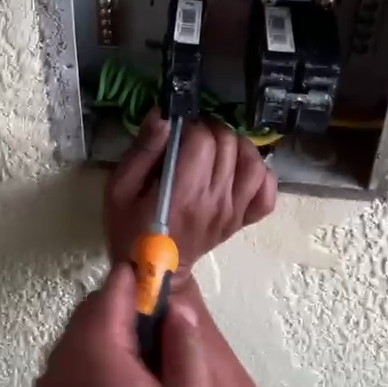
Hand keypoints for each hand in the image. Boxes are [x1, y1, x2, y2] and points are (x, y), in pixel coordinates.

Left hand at [34, 264, 213, 386]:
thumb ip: (186, 348)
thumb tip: (179, 313)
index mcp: (95, 346)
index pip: (117, 285)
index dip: (143, 277)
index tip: (161, 275)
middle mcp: (63, 359)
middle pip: (95, 310)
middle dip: (127, 314)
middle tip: (161, 339)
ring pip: (80, 338)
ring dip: (109, 341)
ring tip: (146, 377)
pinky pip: (70, 368)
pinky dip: (92, 368)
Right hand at [106, 113, 276, 270]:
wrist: (150, 272)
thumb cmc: (130, 226)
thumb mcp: (121, 185)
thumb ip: (143, 148)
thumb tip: (164, 114)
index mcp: (182, 194)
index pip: (203, 142)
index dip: (190, 125)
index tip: (176, 129)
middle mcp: (215, 202)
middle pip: (228, 145)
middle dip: (210, 129)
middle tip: (191, 134)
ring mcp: (233, 213)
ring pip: (252, 162)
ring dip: (235, 145)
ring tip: (214, 145)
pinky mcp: (242, 220)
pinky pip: (266, 191)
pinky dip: (257, 172)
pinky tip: (237, 166)